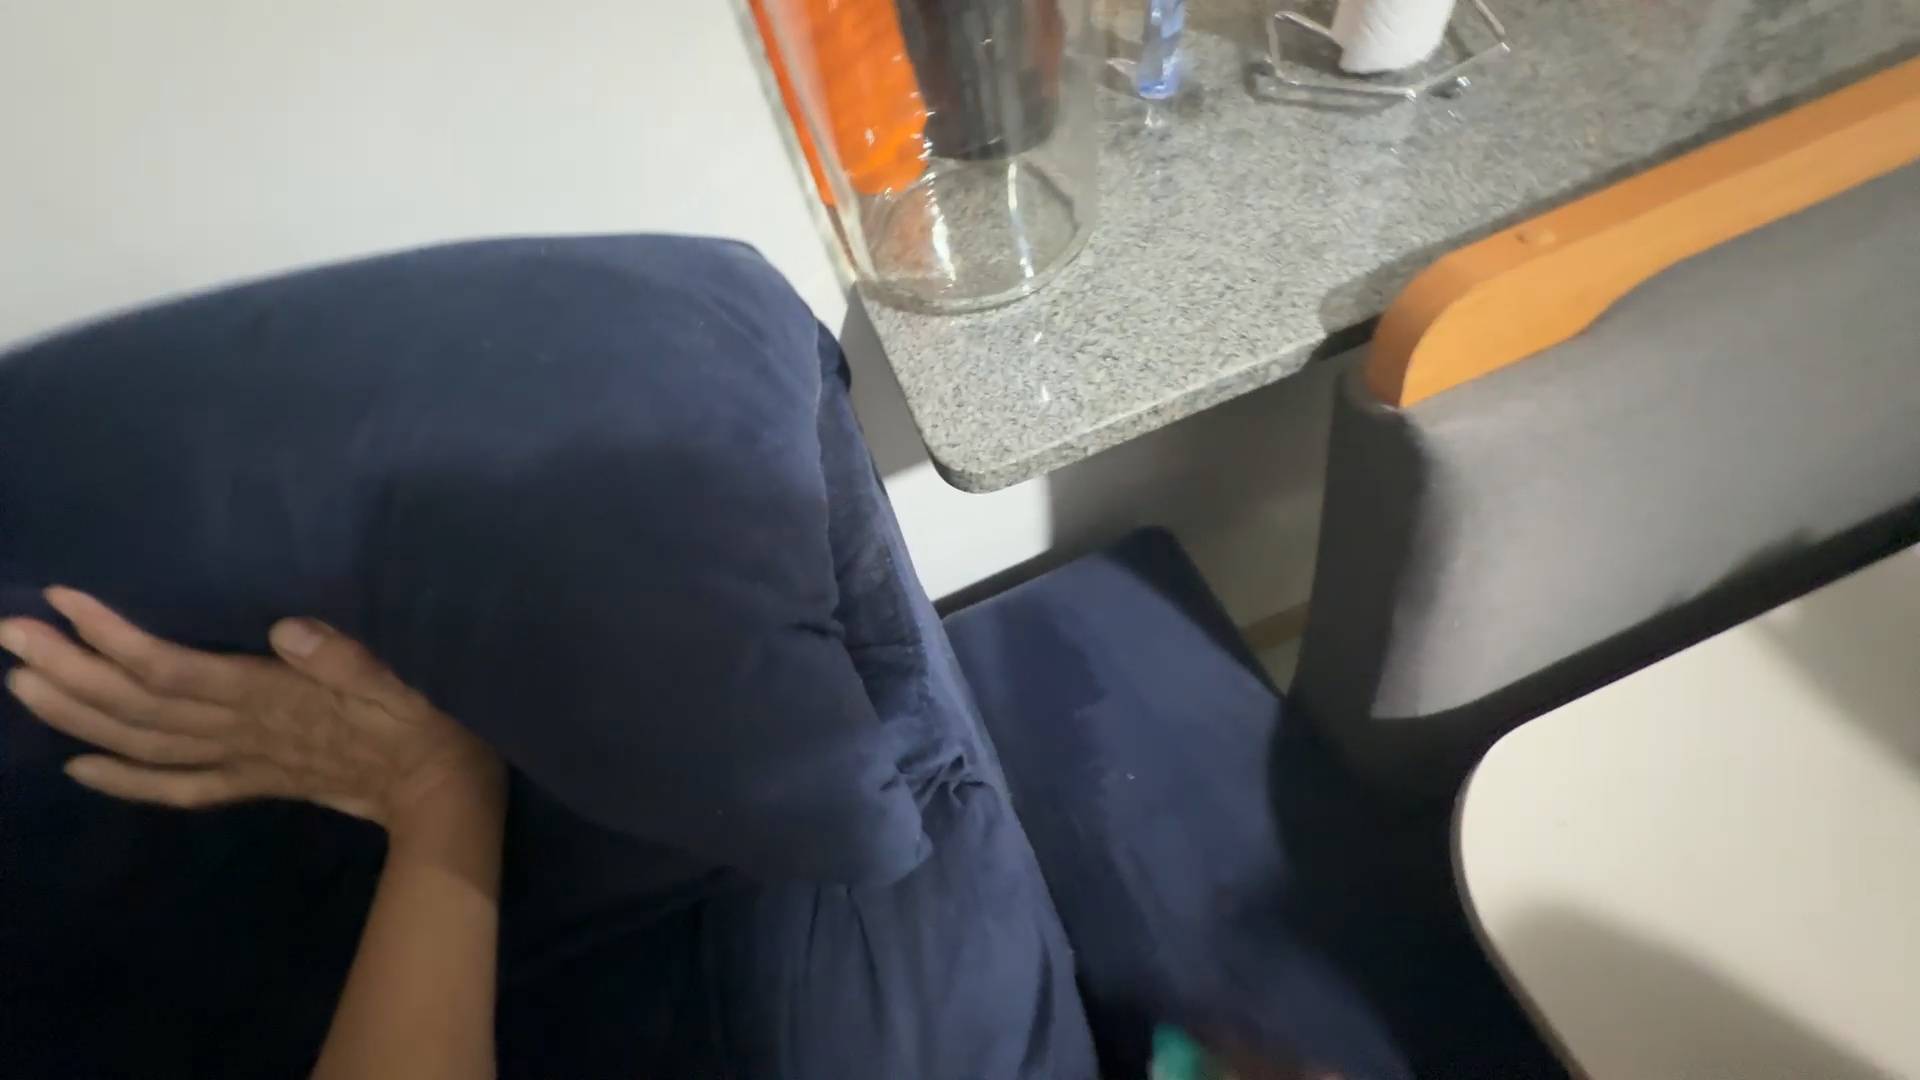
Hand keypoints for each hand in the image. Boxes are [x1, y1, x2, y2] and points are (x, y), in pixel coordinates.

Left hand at [0, 588, 499, 829]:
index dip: (114, 639)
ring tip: (23, 683)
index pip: (175, 669)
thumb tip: (285, 628)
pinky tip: (80, 768)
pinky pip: (178, 787)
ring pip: (143, 743)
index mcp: (278, 701)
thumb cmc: (429, 725)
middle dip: (71, 670)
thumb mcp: (404, 684)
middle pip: (139, 706)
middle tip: (11, 635)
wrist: (441, 790)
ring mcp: (247, 763)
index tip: (66, 604)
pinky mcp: (259, 783)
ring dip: (76, 716)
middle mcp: (246, 733)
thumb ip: (346, 659)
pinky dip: (123, 780)